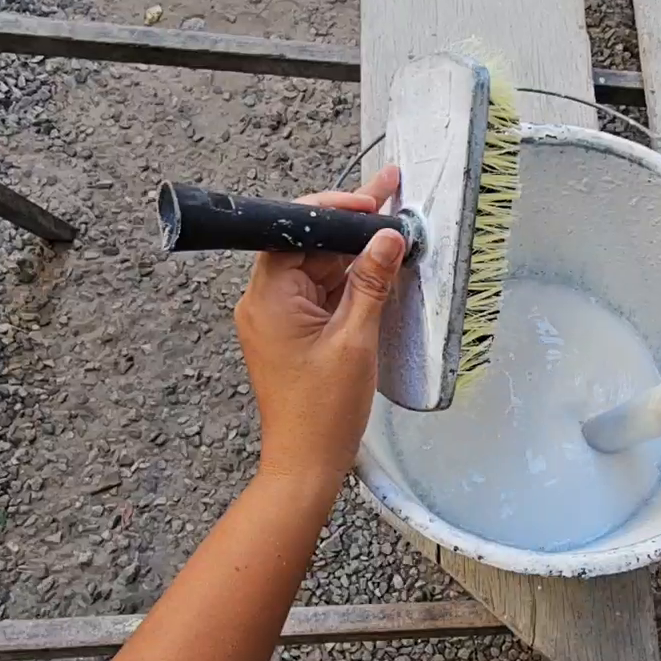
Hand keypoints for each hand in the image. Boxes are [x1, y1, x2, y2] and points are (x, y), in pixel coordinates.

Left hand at [236, 167, 404, 493]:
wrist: (307, 462)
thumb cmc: (324, 410)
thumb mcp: (356, 340)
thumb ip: (371, 283)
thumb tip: (388, 237)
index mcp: (269, 298)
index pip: (293, 230)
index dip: (333, 210)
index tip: (372, 197)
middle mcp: (265, 302)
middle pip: (307, 248)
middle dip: (350, 231)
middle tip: (392, 206)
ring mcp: (278, 318)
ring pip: (317, 271)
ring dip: (353, 259)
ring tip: (395, 239)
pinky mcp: (293, 334)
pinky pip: (321, 296)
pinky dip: (348, 286)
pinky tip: (380, 275)